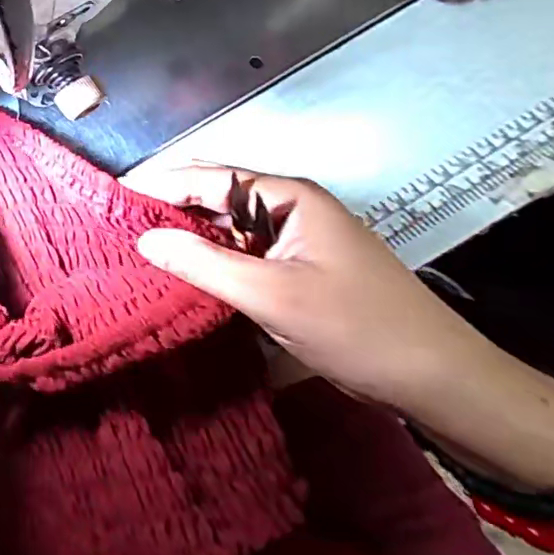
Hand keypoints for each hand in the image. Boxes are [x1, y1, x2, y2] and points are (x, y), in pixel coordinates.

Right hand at [123, 164, 494, 410]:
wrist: (436, 377)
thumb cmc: (356, 327)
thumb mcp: (272, 296)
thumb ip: (204, 264)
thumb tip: (147, 239)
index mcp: (289, 196)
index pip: (211, 177)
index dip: (162, 183)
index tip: (116, 197)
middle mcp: (292, 207)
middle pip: (220, 199)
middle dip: (173, 209)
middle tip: (122, 227)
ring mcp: (299, 239)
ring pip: (233, 229)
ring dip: (194, 237)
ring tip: (143, 248)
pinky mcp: (302, 268)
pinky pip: (248, 254)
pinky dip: (218, 261)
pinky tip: (190, 276)